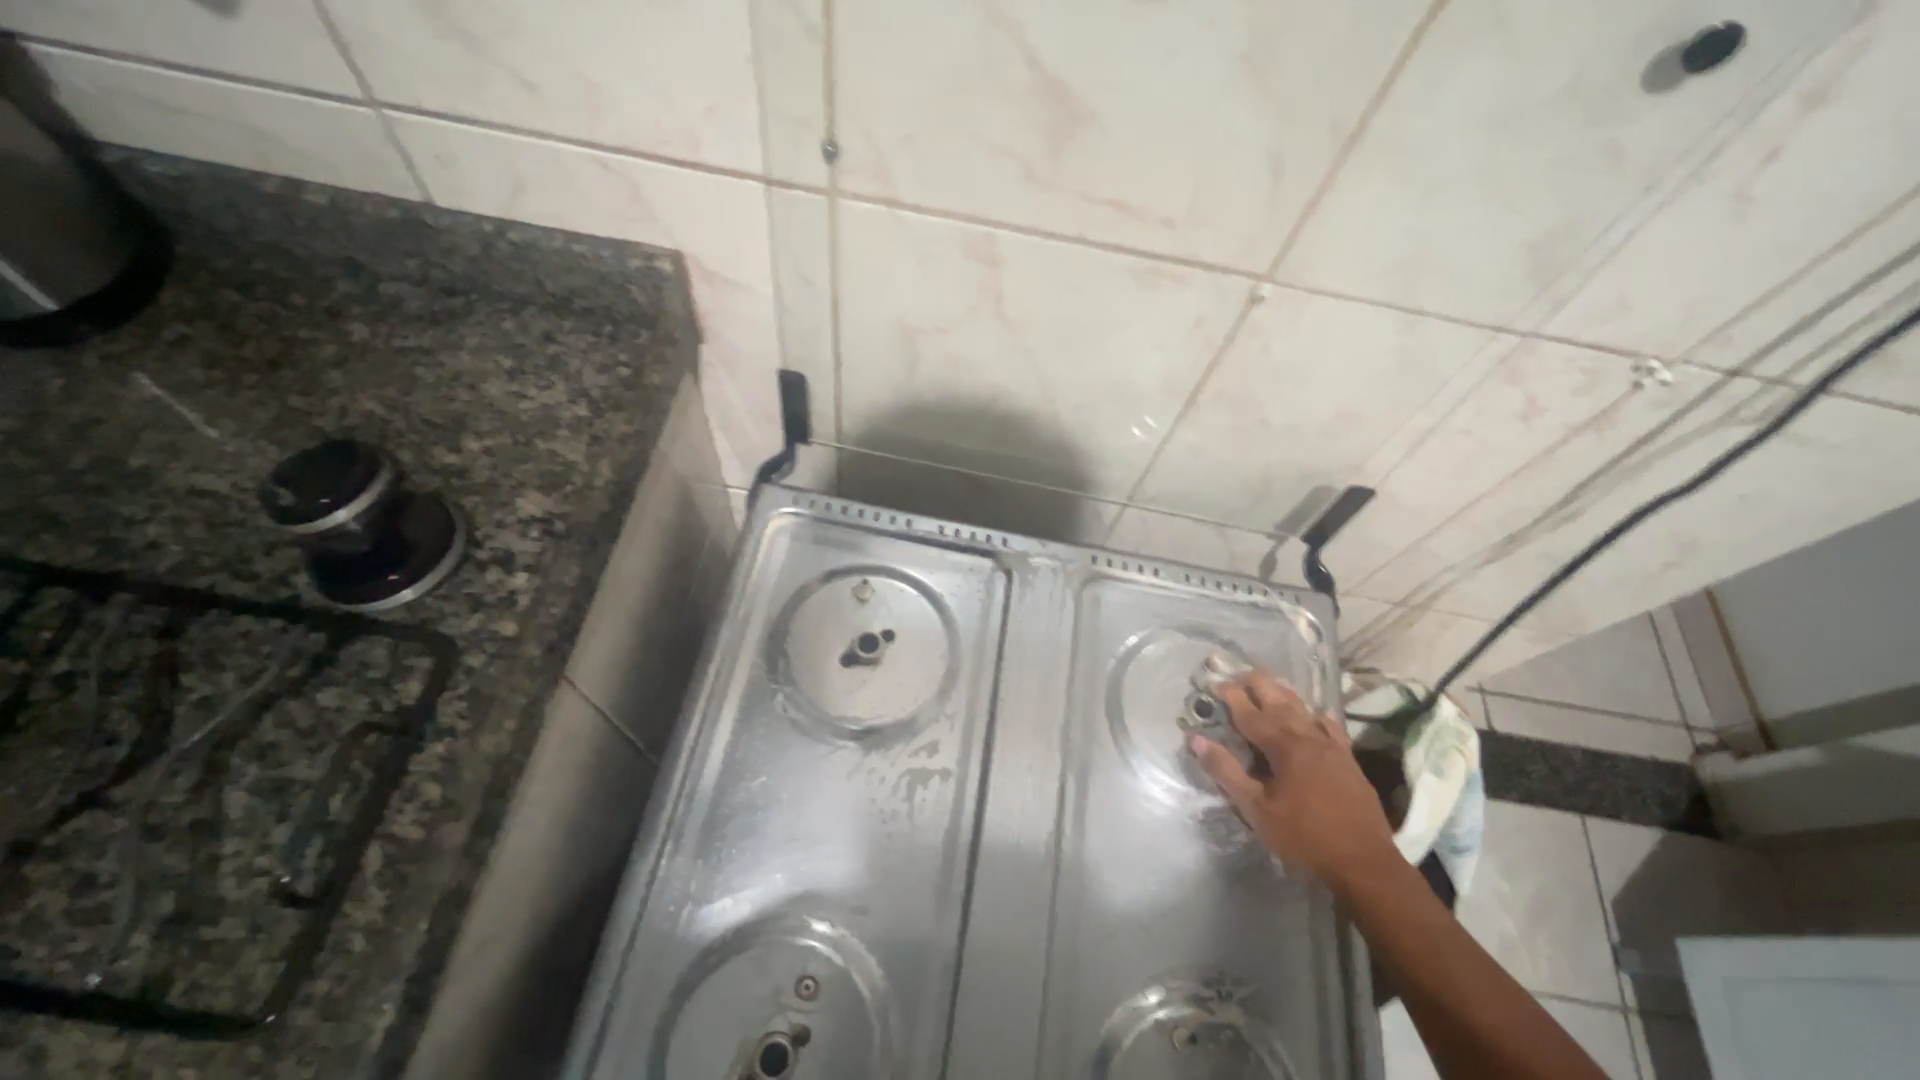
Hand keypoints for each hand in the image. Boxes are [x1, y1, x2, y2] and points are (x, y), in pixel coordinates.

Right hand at [1189, 670, 1397, 890]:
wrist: (1363, 862)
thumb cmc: (1303, 837)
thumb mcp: (1256, 809)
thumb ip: (1226, 772)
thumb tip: (1197, 740)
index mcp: (1284, 748)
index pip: (1251, 715)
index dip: (1233, 698)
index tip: (1216, 683)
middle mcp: (1309, 739)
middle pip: (1280, 703)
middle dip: (1259, 686)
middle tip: (1241, 673)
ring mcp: (1333, 749)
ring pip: (1305, 712)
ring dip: (1285, 696)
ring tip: (1271, 685)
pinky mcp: (1349, 762)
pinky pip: (1331, 729)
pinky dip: (1317, 718)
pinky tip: (1315, 717)